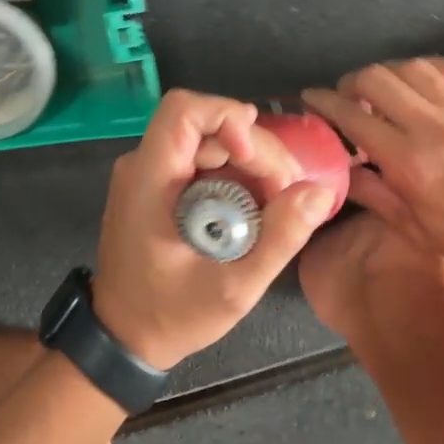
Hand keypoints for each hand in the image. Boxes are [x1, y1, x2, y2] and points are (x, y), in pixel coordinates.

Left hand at [94, 90, 340, 370]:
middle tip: (289, 195)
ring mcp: (148, 173)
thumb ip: (278, 238)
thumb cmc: (172, 313)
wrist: (124, 332)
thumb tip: (319, 190)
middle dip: (253, 149)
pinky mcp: (159, 185)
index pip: (181, 110)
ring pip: (207, 141)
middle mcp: (143, 164)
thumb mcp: (234, 287)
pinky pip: (200, 161)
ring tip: (278, 206)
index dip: (225, 116)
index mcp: (148, 178)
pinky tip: (256, 209)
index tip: (256, 158)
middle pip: (203, 125)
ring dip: (249, 164)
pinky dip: (234, 176)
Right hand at [302, 53, 443, 307]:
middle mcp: (436, 127)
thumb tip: (338, 165)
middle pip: (376, 78)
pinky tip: (424, 87)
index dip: (322, 101)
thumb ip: (370, 191)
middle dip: (351, 83)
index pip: (350, 114)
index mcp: (410, 162)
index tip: (310, 98)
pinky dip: (428, 71)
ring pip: (412, 67)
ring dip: (389, 74)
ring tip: (385, 91)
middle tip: (348, 97)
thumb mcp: (413, 229)